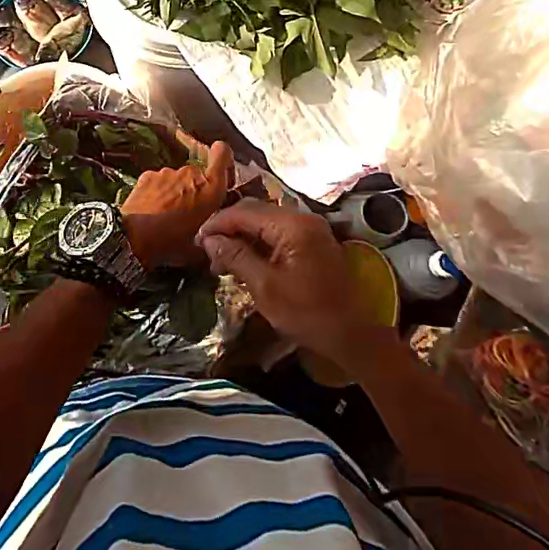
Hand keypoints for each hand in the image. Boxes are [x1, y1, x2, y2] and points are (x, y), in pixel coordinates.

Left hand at [120, 140, 232, 266]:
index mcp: (210, 190)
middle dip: (195, 187)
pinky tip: (152, 207)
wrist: (133, 238)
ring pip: (177, 178)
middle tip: (189, 209)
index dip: (222, 156)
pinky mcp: (148, 175)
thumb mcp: (198, 247)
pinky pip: (158, 180)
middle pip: (198, 174)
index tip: (220, 165)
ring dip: (175, 190)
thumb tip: (214, 242)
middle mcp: (191, 175)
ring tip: (167, 212)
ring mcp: (167, 172)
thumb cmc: (169, 243)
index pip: (222, 155)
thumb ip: (212, 237)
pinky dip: (158, 190)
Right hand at [195, 200, 391, 365]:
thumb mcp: (264, 286)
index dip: (216, 225)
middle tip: (206, 250)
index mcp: (293, 226)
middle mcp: (303, 220)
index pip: (243, 212)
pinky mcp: (313, 244)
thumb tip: (209, 240)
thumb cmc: (307, 313)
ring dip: (240, 237)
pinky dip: (256, 243)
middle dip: (227, 229)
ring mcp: (311, 231)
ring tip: (220, 259)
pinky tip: (243, 260)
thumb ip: (235, 256)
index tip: (196, 242)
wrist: (352, 337)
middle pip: (254, 212)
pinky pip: (276, 234)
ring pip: (263, 222)